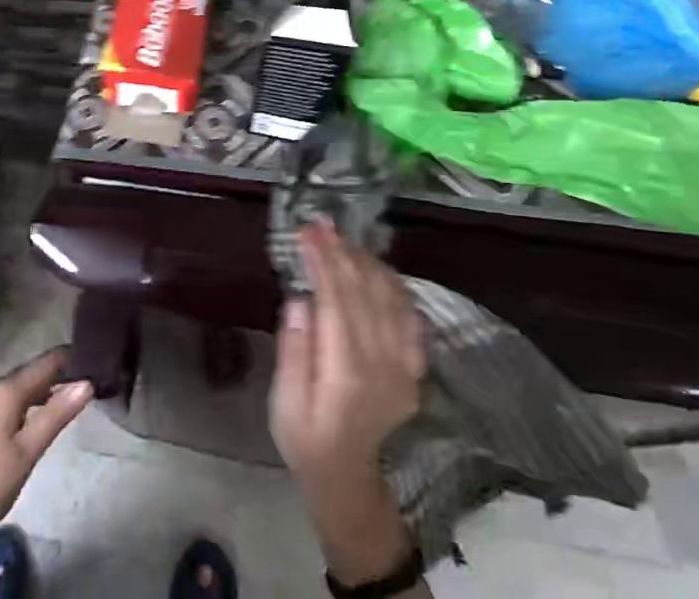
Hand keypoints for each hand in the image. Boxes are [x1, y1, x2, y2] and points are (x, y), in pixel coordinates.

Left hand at [0, 348, 92, 538]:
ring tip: (78, 395)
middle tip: (94, 381)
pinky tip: (48, 413)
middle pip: (35, 371)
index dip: (73, 360)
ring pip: (24, 384)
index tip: (99, 363)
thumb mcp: (29, 450)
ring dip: (49, 388)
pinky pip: (14, 397)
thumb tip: (87, 383)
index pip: (47, 362)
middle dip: (63, 374)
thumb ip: (57, 413)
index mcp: (6, 390)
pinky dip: (33, 400)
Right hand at [270, 221, 426, 585]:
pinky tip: (375, 269)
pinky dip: (393, 285)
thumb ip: (294, 351)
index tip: (308, 231)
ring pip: (391, 298)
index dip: (324, 261)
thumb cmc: (305, 439)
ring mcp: (405, 365)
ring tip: (342, 238)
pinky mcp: (414, 367)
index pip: (337, 301)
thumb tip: (300, 299)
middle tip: (321, 222)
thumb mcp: (284, 404)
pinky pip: (410, 316)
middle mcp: (384, 363)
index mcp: (347, 372)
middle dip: (342, 252)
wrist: (348, 477)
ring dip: (366, 262)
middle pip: (365, 292)